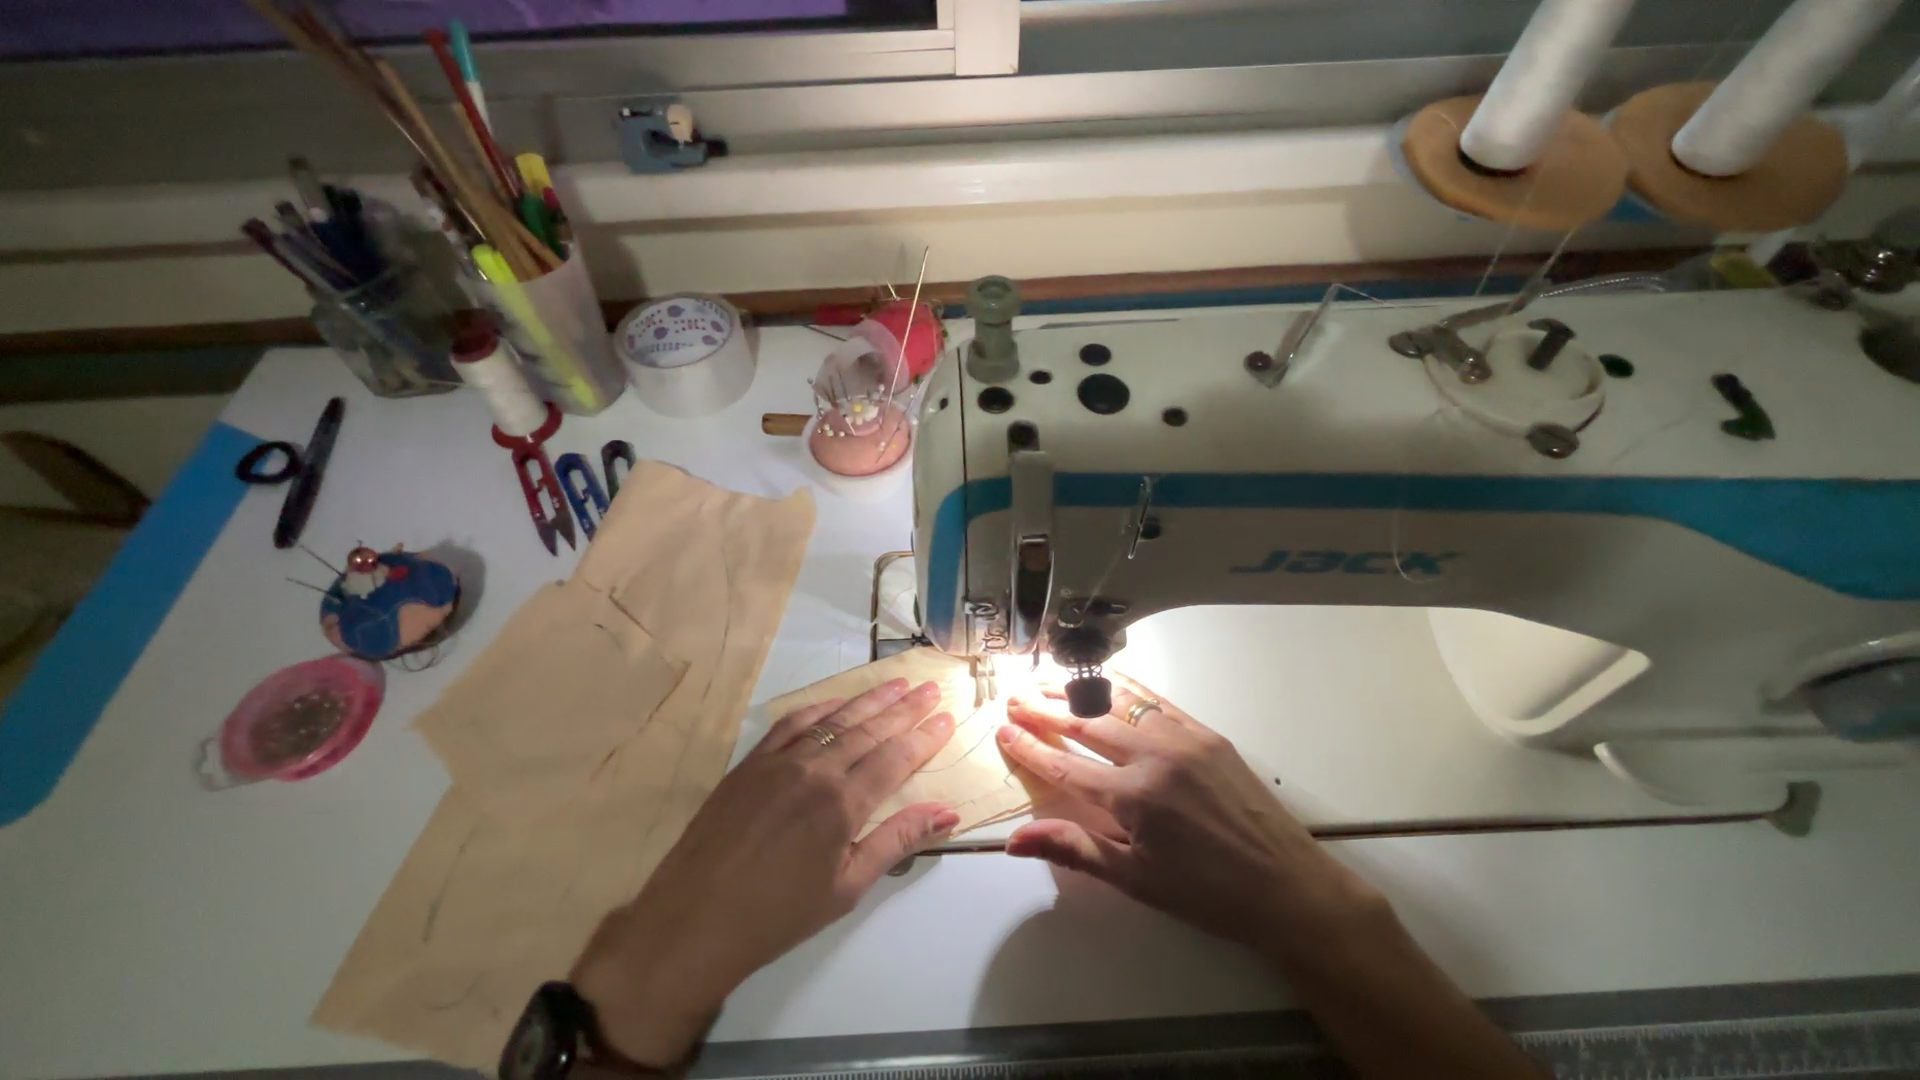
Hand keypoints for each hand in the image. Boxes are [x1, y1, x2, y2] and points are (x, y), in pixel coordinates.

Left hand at [571, 678, 957, 1067]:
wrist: (694, 918)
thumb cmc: (779, 914)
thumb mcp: (848, 887)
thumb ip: (897, 841)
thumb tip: (947, 812)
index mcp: (843, 804)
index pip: (896, 759)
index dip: (924, 737)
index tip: (947, 718)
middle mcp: (815, 770)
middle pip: (870, 730)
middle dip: (905, 709)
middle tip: (931, 689)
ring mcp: (779, 762)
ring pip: (834, 720)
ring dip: (868, 700)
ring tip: (897, 684)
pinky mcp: (750, 763)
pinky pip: (790, 724)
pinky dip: (819, 709)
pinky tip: (836, 702)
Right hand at [997, 673, 1384, 959]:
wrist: (1287, 886)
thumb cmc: (1206, 893)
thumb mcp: (1135, 879)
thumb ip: (1073, 849)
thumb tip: (1013, 840)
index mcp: (1133, 797)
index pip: (1065, 764)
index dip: (1029, 747)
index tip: (1002, 730)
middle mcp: (1154, 756)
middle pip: (1086, 724)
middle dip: (1045, 709)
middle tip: (1015, 696)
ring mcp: (1184, 739)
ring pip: (1119, 704)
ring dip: (1079, 692)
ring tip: (1047, 679)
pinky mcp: (1208, 734)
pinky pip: (1157, 702)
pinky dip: (1126, 688)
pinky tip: (1107, 679)